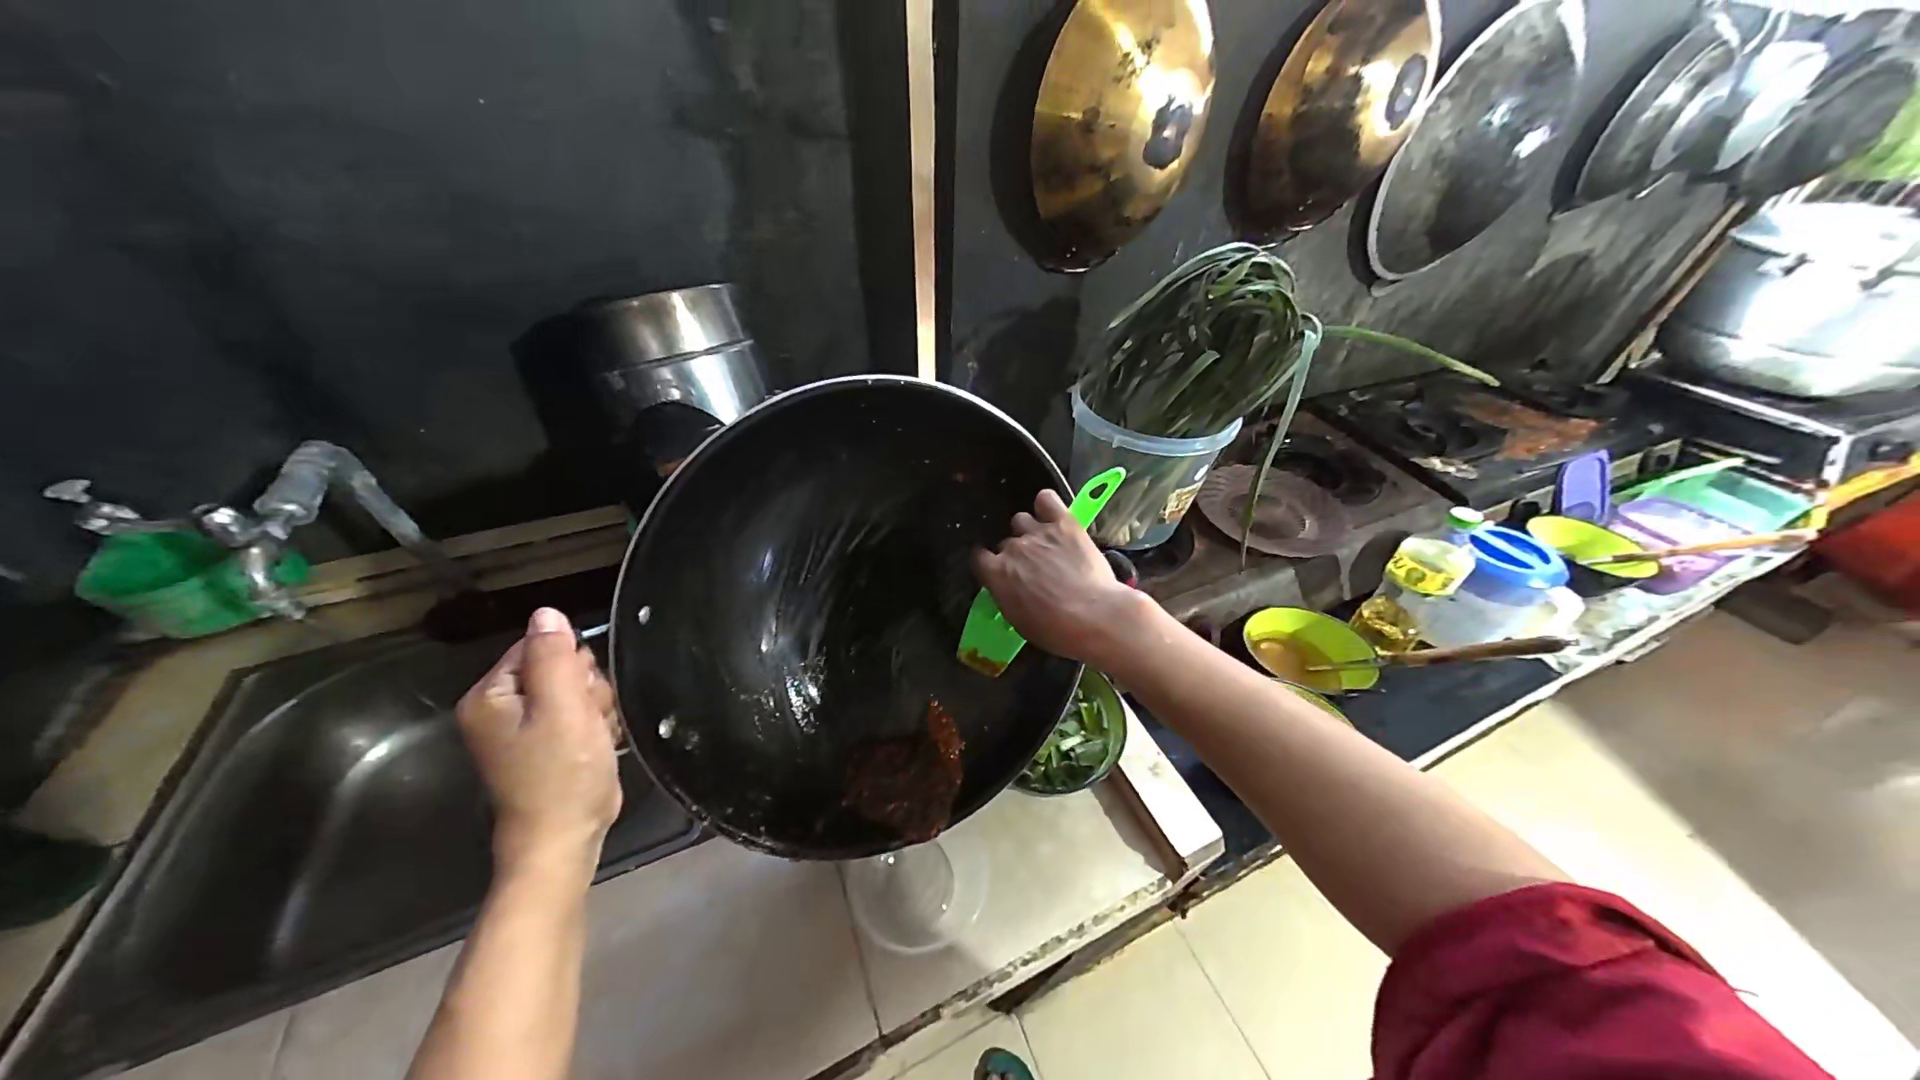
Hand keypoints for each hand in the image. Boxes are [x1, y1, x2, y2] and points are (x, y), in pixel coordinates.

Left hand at [457, 608, 622, 878]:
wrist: (565, 838)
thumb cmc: (561, 773)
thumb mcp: (562, 708)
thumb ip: (554, 657)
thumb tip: (546, 612)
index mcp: (491, 696)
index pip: (539, 646)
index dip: (571, 664)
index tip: (581, 694)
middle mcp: (502, 709)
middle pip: (561, 667)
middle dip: (587, 689)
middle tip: (589, 719)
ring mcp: (527, 728)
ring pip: (578, 690)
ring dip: (597, 708)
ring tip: (596, 736)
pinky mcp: (551, 744)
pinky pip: (583, 714)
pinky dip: (597, 726)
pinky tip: (600, 744)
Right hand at [970, 489, 1153, 667]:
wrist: (1094, 616)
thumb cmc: (1056, 629)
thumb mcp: (1019, 620)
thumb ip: (1007, 595)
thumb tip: (1006, 586)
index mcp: (996, 573)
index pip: (979, 557)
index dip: (989, 563)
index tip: (999, 570)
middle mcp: (1012, 548)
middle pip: (1005, 542)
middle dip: (1016, 553)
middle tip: (1033, 568)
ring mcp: (1038, 532)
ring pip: (1021, 519)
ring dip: (1029, 530)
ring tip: (1045, 543)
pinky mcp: (1064, 523)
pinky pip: (1046, 499)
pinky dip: (1046, 504)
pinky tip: (1051, 514)